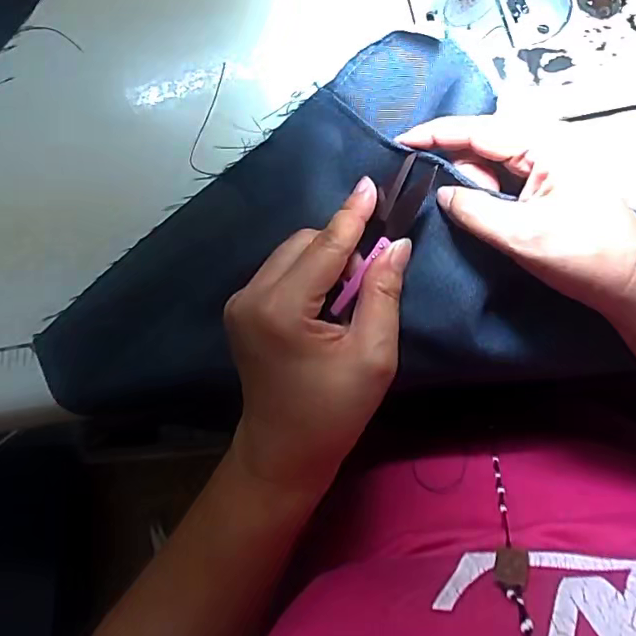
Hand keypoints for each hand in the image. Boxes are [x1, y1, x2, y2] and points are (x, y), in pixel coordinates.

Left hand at [224, 177, 411, 495]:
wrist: (282, 452)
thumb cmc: (334, 412)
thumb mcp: (374, 357)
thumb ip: (383, 295)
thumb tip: (395, 244)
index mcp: (281, 309)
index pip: (324, 248)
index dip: (351, 214)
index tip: (370, 183)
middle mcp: (252, 295)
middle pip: (305, 242)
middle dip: (342, 247)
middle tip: (371, 275)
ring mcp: (240, 299)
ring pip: (292, 251)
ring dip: (325, 258)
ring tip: (348, 295)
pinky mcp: (240, 305)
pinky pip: (282, 267)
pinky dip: (309, 270)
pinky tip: (325, 299)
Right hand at [399, 115, 635, 339]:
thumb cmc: (592, 257)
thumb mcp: (522, 235)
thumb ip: (471, 209)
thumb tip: (439, 193)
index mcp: (543, 143)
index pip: (474, 130)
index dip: (432, 135)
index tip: (399, 142)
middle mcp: (544, 142)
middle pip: (478, 142)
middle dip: (453, 167)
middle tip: (440, 198)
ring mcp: (546, 161)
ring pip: (487, 161)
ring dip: (472, 185)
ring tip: (480, 217)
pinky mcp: (545, 180)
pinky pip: (502, 176)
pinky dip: (485, 193)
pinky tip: (485, 213)